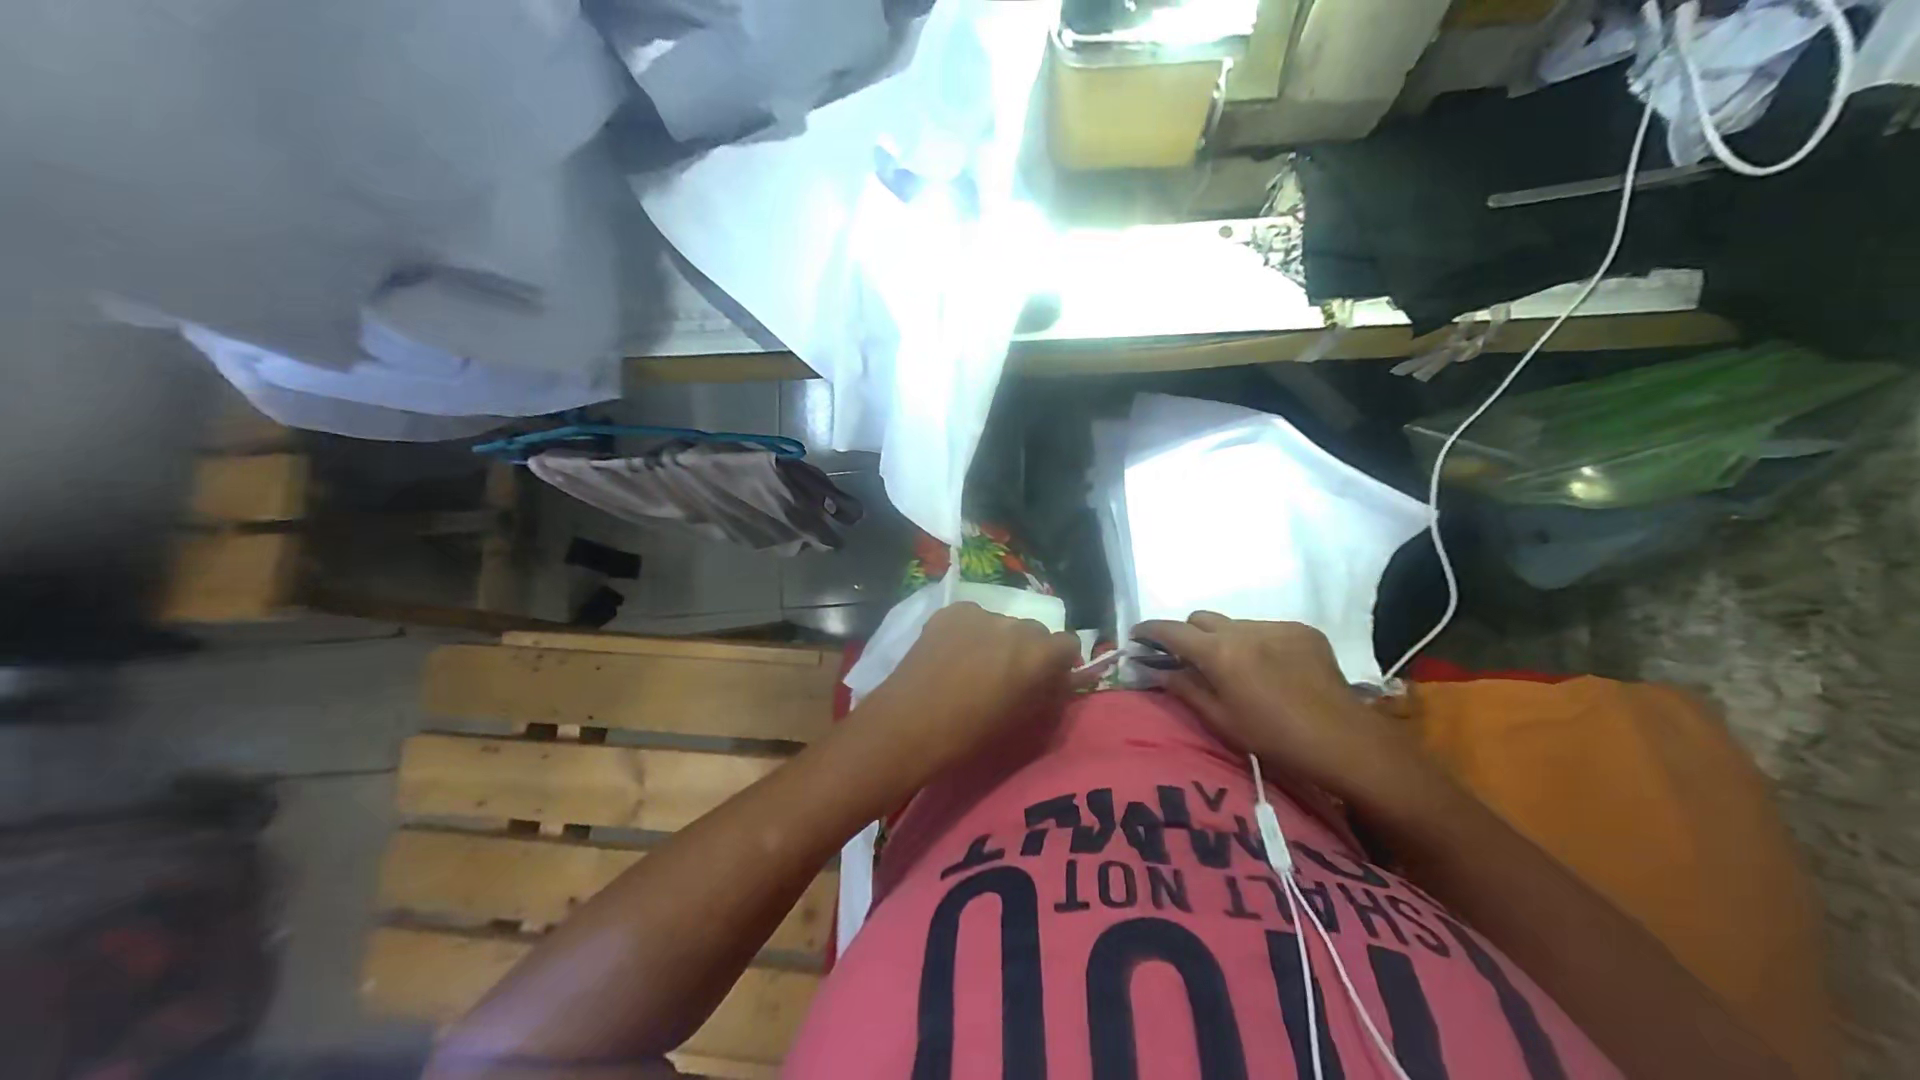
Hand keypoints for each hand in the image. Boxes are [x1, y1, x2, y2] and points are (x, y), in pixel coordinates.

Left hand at [852, 602, 1082, 782]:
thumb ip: (1047, 694)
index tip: (1049, 678)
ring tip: (974, 665)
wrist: (909, 723)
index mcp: (1037, 653)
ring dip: (998, 639)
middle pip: (1034, 632)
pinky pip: (972, 618)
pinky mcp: (950, 611)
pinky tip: (952, 654)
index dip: (1062, 662)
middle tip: (1008, 675)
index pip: (1068, 644)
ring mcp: (979, 613)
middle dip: (1029, 650)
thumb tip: (1059, 680)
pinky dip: (970, 632)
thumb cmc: (970, 734)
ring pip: (1002, 623)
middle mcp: (1014, 625)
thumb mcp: (1021, 720)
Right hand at [1133, 612, 1424, 799]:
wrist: (1344, 740)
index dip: (1149, 631)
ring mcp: (1276, 626)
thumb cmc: (1273, 738)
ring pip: (1235, 623)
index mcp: (1219, 652)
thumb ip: (1184, 688)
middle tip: (1190, 661)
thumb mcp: (1220, 719)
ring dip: (1225, 639)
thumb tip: (1156, 670)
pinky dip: (1258, 643)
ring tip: (1238, 670)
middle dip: (1188, 635)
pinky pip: (1267, 629)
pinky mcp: (1303, 631)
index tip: (1136, 637)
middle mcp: (1244, 629)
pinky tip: (1273, 671)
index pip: (1171, 630)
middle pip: (1201, 619)